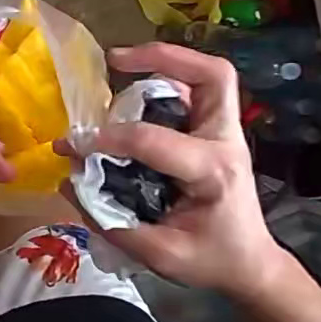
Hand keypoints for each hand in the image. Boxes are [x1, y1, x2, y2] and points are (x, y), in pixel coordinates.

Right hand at [66, 43, 294, 301]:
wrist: (250, 264)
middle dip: (163, 57)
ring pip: (205, 76)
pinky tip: (132, 96)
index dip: (108, 140)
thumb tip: (70, 183)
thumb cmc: (211, 260)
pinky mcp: (213, 133)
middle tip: (115, 59)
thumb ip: (111, 220)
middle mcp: (224, 142)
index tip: (73, 146)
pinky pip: (193, 92)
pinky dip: (163, 83)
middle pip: (212, 76)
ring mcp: (223, 133)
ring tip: (119, 67)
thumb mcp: (160, 255)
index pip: (154, 142)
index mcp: (214, 172)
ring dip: (163, 63)